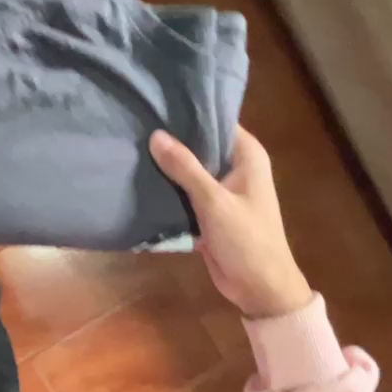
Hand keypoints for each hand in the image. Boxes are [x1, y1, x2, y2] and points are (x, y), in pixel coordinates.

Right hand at [150, 127, 312, 318]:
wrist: (259, 288)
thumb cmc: (247, 240)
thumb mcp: (214, 202)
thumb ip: (185, 168)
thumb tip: (156, 136)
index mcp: (248, 156)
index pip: (217, 122)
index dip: (191, 113)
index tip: (158, 103)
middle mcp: (236, 168)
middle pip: (201, 146)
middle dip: (173, 140)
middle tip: (136, 125)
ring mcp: (222, 191)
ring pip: (191, 171)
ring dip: (168, 167)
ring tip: (132, 148)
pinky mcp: (209, 213)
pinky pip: (186, 195)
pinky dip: (170, 191)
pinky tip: (141, 181)